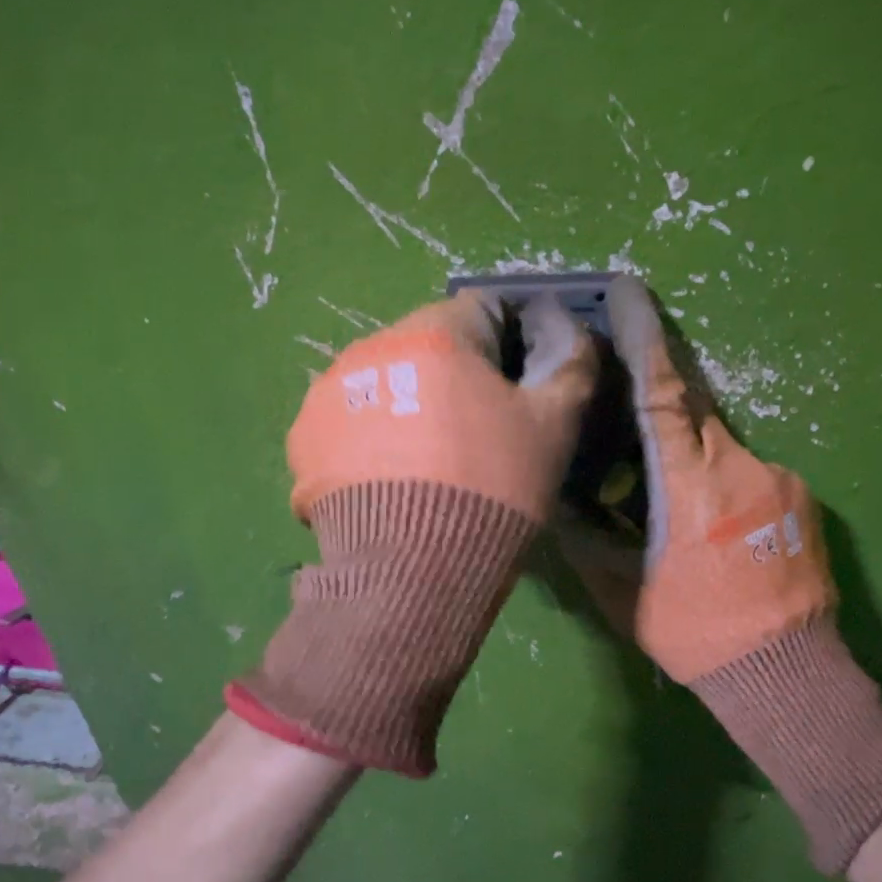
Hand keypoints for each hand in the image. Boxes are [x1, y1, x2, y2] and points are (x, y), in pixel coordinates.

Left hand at [228, 291, 595, 775]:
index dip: (517, 342)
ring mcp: (329, 389)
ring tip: (432, 460)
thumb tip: (577, 339)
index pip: (488, 309)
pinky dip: (374, 435)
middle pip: (433, 343)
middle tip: (484, 429)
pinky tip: (392, 479)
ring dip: (414, 402)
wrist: (407, 572)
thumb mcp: (554, 426)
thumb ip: (574, 367)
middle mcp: (374, 344)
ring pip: (390, 379)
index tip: (526, 386)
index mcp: (437, 331)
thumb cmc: (492, 484)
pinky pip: (352, 420)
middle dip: (462, 374)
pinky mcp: (304, 435)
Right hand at [560, 277, 881, 873]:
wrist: (789, 675)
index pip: (661, 391)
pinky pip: (743, 465)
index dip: (641, 336)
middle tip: (616, 373)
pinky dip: (714, 474)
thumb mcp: (622, 590)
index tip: (625, 290)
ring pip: (717, 438)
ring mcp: (778, 477)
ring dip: (682, 444)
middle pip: (690, 402)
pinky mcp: (799, 495)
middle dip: (655, 380)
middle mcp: (741, 463)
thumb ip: (585, 534)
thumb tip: (553, 494)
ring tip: (653, 479)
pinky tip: (702, 517)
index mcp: (692, 482)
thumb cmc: (696, 632)